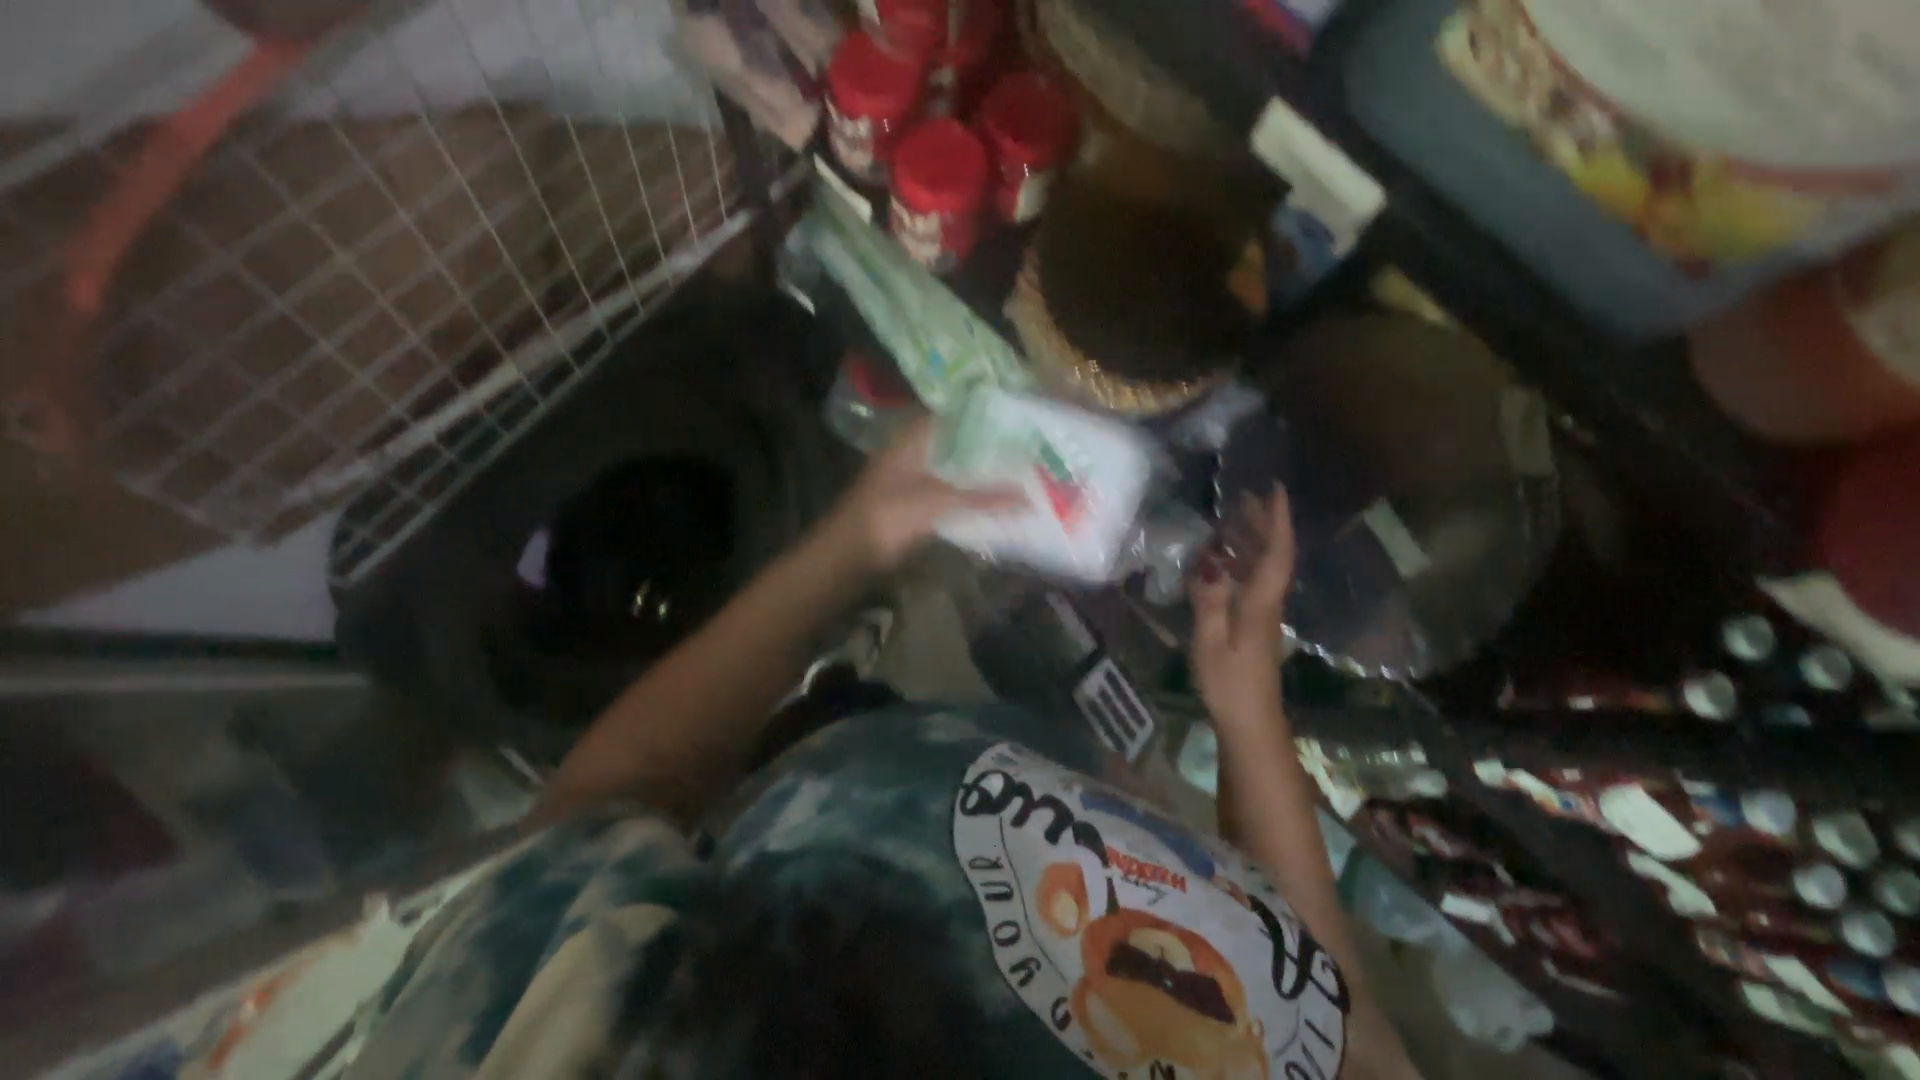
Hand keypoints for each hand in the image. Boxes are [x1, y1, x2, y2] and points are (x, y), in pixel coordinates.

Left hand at [820, 418, 1016, 573]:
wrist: (847, 557)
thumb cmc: (888, 516)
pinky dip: (963, 503)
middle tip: (1020, 448)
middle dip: (980, 449)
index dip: (973, 414)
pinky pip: (942, 501)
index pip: (944, 417)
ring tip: (1013, 475)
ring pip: (946, 475)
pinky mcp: (907, 513)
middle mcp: (907, 459)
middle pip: (948, 448)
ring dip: (972, 478)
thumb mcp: (937, 502)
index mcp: (909, 443)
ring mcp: (906, 486)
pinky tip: (988, 507)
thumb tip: (1027, 497)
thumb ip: (981, 498)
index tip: (1008, 415)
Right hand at [1190, 490, 1297, 729]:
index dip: (1277, 519)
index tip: (1273, 489)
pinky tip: (1216, 565)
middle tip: (1240, 497)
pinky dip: (1235, 565)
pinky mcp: (1253, 627)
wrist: (1250, 724)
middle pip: (1271, 555)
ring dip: (1247, 542)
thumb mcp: (1210, 644)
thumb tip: (1208, 562)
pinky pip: (1248, 583)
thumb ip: (1209, 601)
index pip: (1276, 552)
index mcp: (1260, 603)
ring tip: (1224, 522)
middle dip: (1260, 523)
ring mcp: (1261, 616)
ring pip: (1260, 569)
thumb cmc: (1230, 685)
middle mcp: (1267, 603)